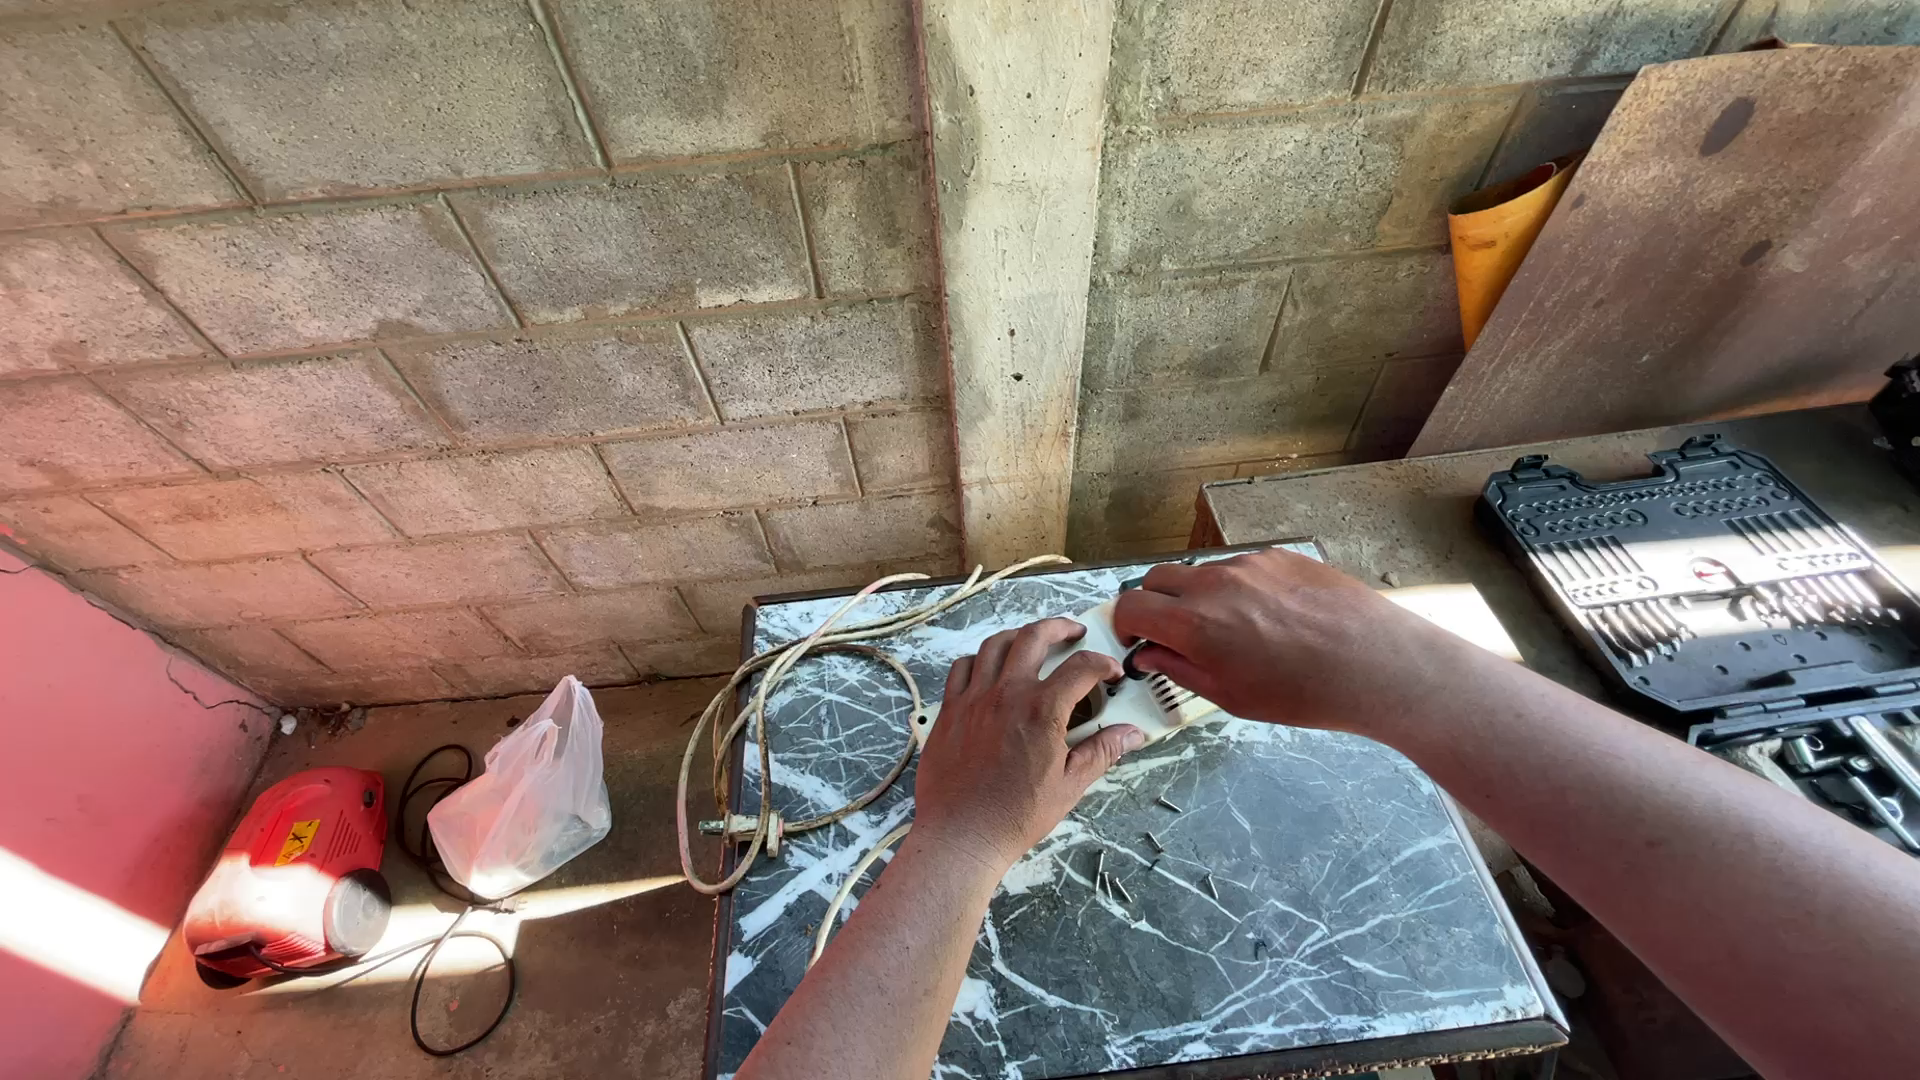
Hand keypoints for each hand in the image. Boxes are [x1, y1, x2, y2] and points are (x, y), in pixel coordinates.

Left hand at [912, 618, 1143, 872]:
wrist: (961, 834)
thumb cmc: (1014, 816)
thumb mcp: (1069, 785)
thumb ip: (1101, 751)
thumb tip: (1132, 734)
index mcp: (1041, 710)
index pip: (1081, 667)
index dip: (1102, 664)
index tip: (1110, 672)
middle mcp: (1006, 693)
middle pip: (1035, 636)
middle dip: (1060, 627)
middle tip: (1074, 632)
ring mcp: (974, 697)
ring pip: (996, 644)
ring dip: (1019, 636)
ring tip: (1033, 641)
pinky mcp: (950, 709)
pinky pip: (962, 667)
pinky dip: (979, 658)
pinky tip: (989, 667)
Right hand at [1110, 549, 1478, 736]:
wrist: (1378, 664)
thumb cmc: (1303, 693)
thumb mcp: (1230, 696)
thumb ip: (1179, 669)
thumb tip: (1149, 653)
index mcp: (1193, 623)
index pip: (1130, 605)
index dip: (1124, 623)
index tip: (1136, 639)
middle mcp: (1212, 584)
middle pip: (1156, 578)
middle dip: (1154, 603)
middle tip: (1173, 631)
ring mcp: (1247, 564)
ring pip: (1199, 572)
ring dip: (1197, 596)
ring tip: (1234, 627)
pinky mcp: (1277, 555)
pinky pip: (1240, 567)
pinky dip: (1237, 587)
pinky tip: (1270, 614)